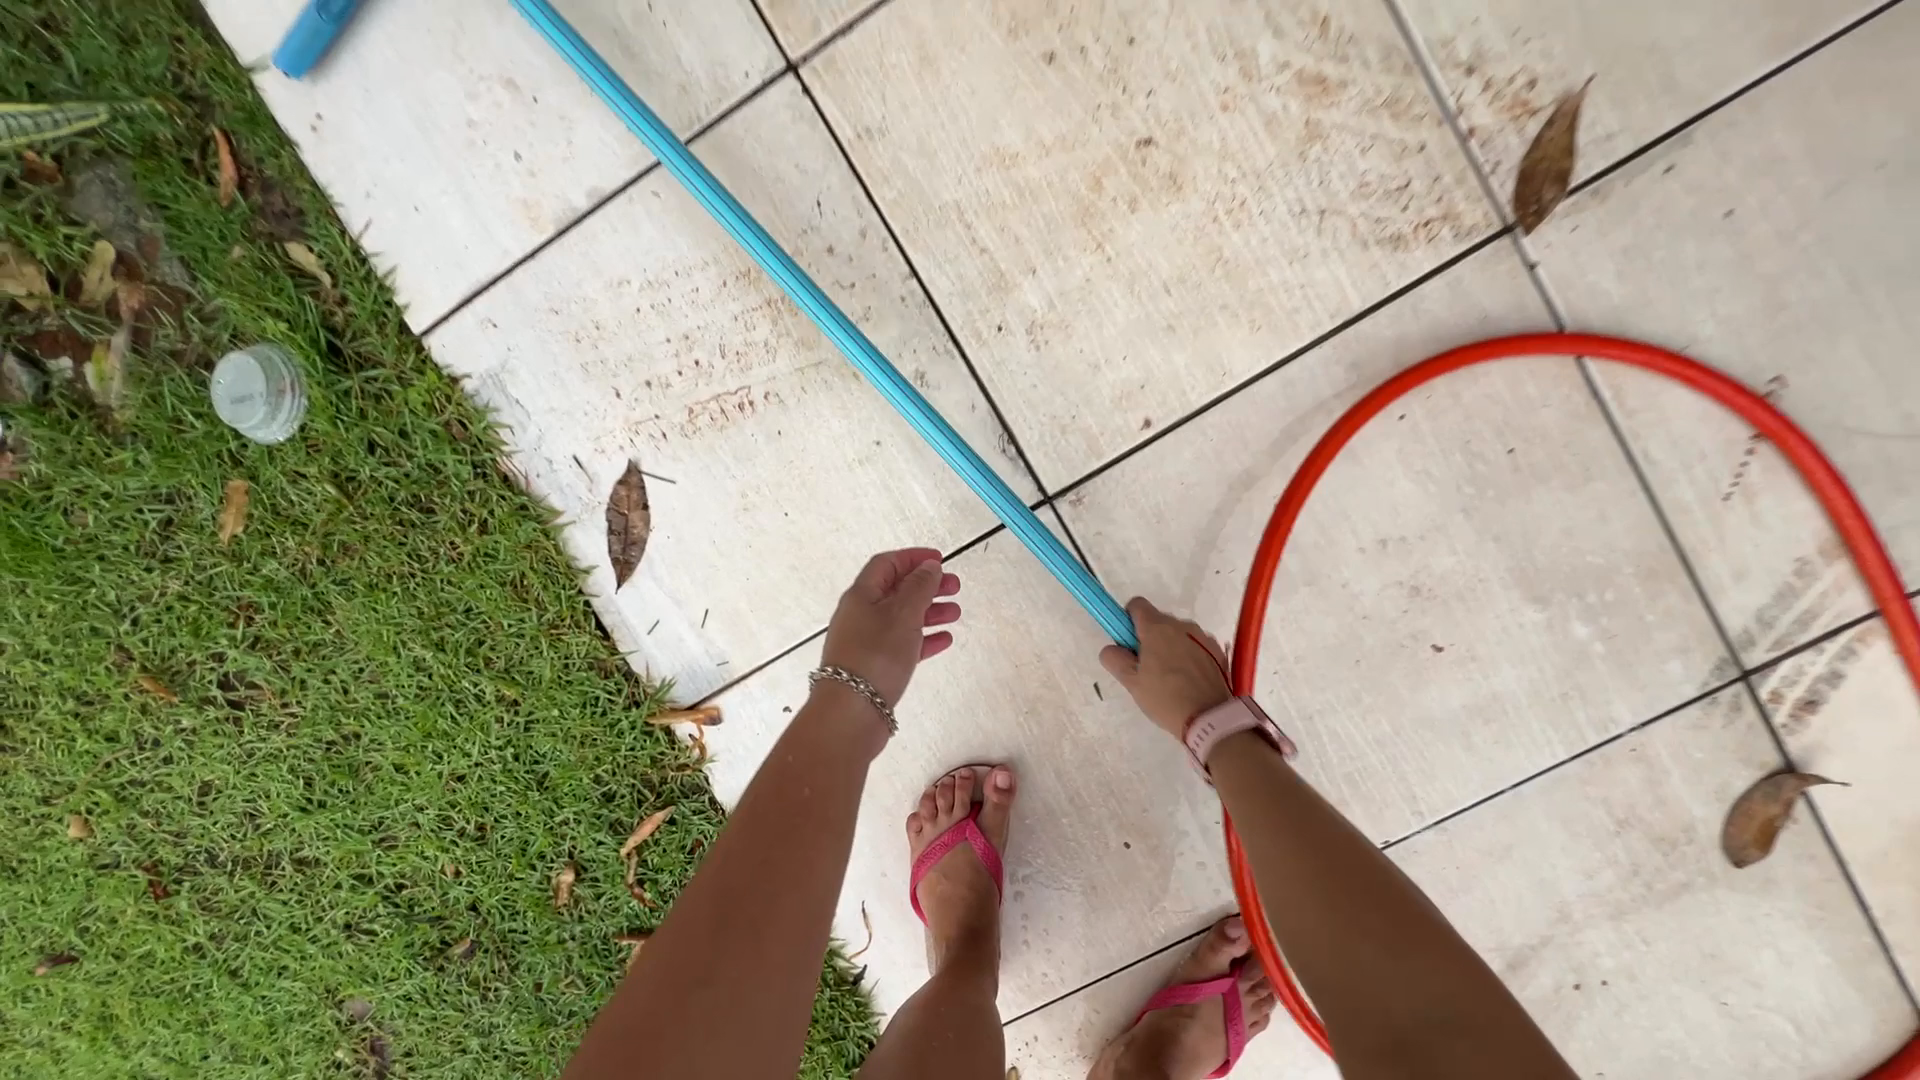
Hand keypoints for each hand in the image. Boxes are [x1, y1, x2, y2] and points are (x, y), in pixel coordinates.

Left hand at [819, 547, 960, 706]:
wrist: (851, 712)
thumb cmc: (876, 655)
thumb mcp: (903, 614)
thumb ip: (919, 587)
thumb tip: (929, 566)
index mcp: (861, 594)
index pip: (887, 564)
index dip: (913, 557)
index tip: (940, 559)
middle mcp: (861, 614)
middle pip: (897, 590)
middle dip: (927, 585)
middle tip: (955, 587)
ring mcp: (866, 641)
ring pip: (902, 617)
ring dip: (930, 611)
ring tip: (956, 613)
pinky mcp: (875, 666)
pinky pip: (903, 644)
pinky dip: (924, 638)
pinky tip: (944, 640)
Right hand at [1099, 597, 1233, 739]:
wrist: (1210, 719)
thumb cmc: (1164, 698)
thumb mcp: (1131, 682)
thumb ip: (1114, 659)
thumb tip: (1112, 648)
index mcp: (1157, 628)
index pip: (1137, 605)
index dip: (1128, 621)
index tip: (1128, 644)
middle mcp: (1182, 626)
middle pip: (1158, 621)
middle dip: (1149, 639)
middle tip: (1146, 669)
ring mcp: (1203, 637)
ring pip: (1178, 635)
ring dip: (1170, 647)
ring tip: (1170, 679)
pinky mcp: (1218, 652)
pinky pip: (1196, 646)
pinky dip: (1189, 657)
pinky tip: (1189, 681)